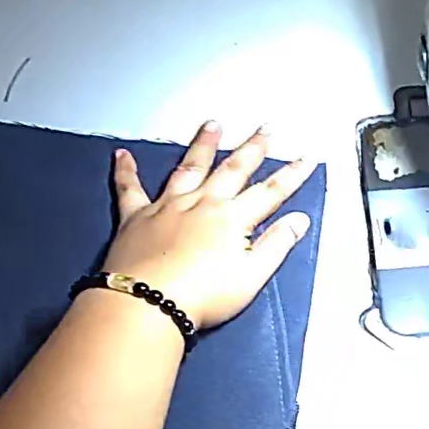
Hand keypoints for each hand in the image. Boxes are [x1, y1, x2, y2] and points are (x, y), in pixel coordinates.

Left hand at [104, 122, 314, 330]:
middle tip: (265, 130)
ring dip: (203, 146)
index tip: (305, 158)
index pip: (269, 192)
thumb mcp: (253, 275)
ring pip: (189, 169)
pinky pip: (131, 188)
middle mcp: (202, 203)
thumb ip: (277, 244)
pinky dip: (127, 171)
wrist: (148, 302)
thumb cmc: (206, 295)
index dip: (291, 175)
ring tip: (213, 125)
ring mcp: (167, 207)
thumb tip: (299, 220)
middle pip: (232, 170)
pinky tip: (123, 155)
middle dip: (252, 149)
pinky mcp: (136, 218)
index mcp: (232, 219)